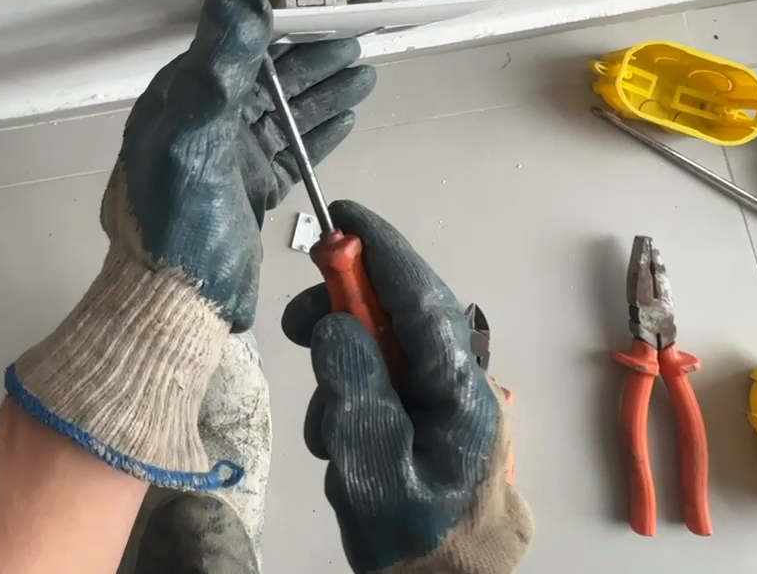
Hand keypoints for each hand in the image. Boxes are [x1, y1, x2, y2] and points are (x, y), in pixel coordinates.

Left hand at [116, 0, 376, 331]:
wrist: (173, 302)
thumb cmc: (176, 221)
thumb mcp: (193, 135)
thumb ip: (218, 65)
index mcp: (182, 102)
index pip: (237, 54)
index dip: (280, 36)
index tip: (320, 22)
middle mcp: (205, 123)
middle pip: (267, 83)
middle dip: (312, 65)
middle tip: (355, 49)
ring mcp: (230, 158)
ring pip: (285, 116)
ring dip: (323, 96)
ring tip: (364, 77)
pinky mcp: (251, 189)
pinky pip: (293, 152)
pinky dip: (319, 134)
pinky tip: (346, 119)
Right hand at [282, 202, 531, 573]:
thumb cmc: (415, 541)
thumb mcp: (374, 470)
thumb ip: (355, 389)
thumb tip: (334, 321)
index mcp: (460, 391)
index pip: (419, 297)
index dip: (380, 248)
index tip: (341, 214)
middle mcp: (458, 381)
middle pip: (399, 309)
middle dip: (344, 304)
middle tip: (297, 321)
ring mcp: (444, 396)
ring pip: (384, 339)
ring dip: (341, 357)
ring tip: (322, 414)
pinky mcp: (427, 410)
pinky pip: (381, 371)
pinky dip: (349, 386)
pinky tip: (339, 432)